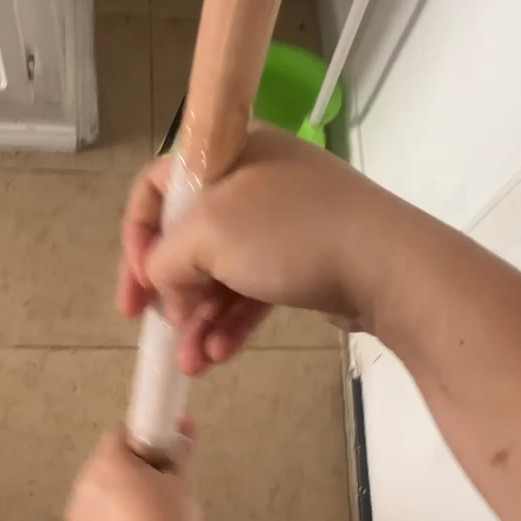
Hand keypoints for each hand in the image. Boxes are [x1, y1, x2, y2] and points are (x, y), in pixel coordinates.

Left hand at [66, 425, 201, 520]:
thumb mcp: (182, 486)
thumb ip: (181, 452)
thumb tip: (186, 423)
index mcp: (108, 461)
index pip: (122, 433)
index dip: (145, 440)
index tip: (165, 459)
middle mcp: (85, 482)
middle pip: (109, 462)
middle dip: (133, 470)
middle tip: (162, 491)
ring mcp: (77, 513)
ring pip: (102, 491)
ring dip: (120, 495)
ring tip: (149, 520)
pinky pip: (97, 518)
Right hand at [116, 125, 419, 374]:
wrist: (387, 266)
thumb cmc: (290, 234)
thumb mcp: (210, 234)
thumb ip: (167, 257)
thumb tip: (161, 283)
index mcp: (228, 155)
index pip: (158, 187)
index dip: (136, 237)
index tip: (133, 287)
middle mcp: (252, 184)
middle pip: (190, 240)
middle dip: (172, 293)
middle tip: (159, 333)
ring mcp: (281, 228)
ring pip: (222, 275)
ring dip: (200, 321)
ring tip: (190, 365)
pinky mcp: (303, 265)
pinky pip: (253, 292)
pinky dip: (233, 323)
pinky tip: (219, 357)